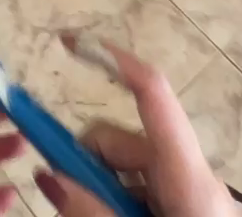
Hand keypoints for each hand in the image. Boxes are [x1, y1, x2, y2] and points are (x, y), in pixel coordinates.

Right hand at [33, 36, 235, 216]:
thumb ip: (90, 212)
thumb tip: (47, 175)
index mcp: (188, 178)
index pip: (151, 92)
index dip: (112, 58)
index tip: (69, 43)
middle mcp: (193, 178)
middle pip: (124, 139)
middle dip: (86, 162)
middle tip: (64, 200)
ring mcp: (194, 198)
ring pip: (127, 172)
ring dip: (100, 190)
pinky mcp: (191, 212)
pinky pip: (141, 194)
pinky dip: (118, 204)